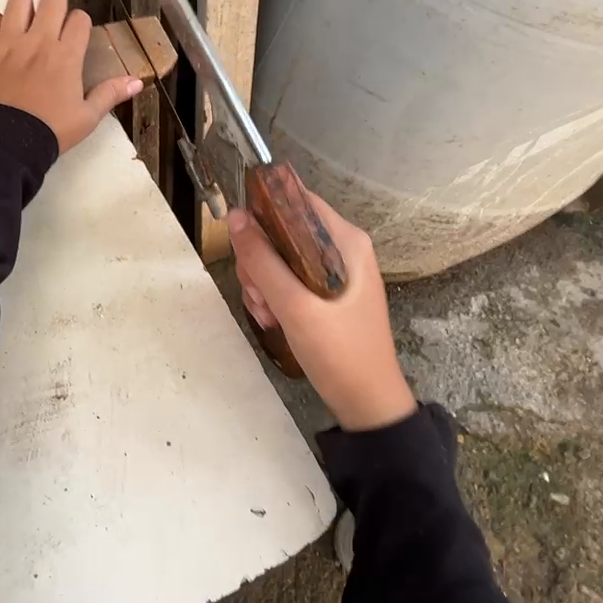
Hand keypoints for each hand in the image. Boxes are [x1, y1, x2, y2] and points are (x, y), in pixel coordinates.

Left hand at [0, 0, 142, 152]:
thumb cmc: (46, 133)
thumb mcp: (85, 119)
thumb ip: (109, 95)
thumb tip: (136, 81)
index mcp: (66, 55)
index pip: (79, 19)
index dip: (79, 25)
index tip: (75, 38)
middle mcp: (38, 41)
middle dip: (56, 5)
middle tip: (52, 23)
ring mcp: (7, 42)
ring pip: (19, 0)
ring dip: (25, 8)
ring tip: (25, 25)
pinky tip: (1, 39)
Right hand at [229, 197, 415, 431]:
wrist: (367, 403)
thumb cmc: (338, 351)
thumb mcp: (294, 305)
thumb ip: (262, 260)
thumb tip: (235, 217)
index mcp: (345, 240)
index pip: (296, 200)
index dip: (263, 211)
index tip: (242, 240)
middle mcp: (341, 248)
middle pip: (282, 230)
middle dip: (259, 258)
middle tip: (257, 292)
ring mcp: (333, 271)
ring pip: (279, 256)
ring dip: (261, 282)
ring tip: (265, 313)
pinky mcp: (325, 292)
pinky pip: (287, 278)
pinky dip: (272, 296)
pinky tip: (270, 319)